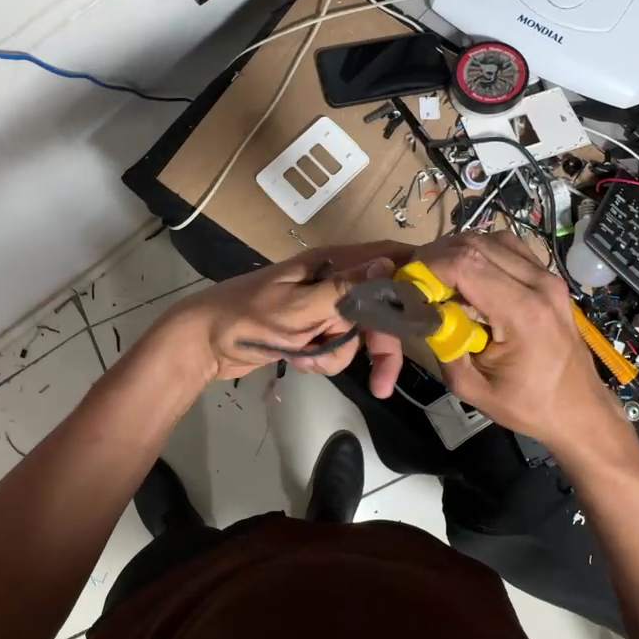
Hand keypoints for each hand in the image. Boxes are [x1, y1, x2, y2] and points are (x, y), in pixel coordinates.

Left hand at [145, 243, 412, 391]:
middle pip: (380, 306)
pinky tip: (296, 360)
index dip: (416, 279)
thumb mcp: (300, 307)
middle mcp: (332, 278)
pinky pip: (335, 346)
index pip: (389, 258)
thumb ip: (347, 289)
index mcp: (332, 262)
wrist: (201, 343)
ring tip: (305, 357)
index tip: (436, 311)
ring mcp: (320, 305)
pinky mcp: (309, 328)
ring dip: (337, 353)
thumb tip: (391, 262)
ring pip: (357, 332)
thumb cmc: (247, 318)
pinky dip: (320, 359)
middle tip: (384, 380)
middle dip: (379, 343)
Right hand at [413, 233, 621, 446]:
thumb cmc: (528, 406)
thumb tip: (419, 310)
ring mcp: (548, 277)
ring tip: (441, 277)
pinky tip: (470, 276)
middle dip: (438, 256)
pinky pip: (509, 247)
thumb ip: (442, 345)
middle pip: (475, 244)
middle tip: (418, 280)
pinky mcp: (549, 277)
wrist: (580, 410)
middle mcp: (539, 284)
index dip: (429, 266)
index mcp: (523, 313)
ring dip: (459, 251)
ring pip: (491, 239)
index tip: (409, 283)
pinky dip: (482, 252)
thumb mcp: (471, 388)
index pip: (465, 264)